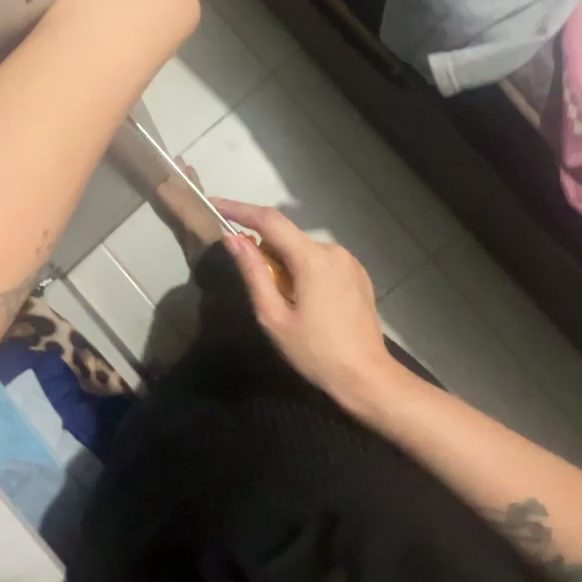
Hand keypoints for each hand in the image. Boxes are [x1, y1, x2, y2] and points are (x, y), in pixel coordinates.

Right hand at [212, 200, 403, 409]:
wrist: (366, 376)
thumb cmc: (315, 351)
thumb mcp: (274, 316)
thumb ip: (253, 273)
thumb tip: (233, 239)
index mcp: (312, 258)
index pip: (269, 221)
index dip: (239, 210)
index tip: (215, 205)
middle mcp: (333, 250)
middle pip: (287, 236)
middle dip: (263, 248)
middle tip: (249, 279)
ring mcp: (349, 261)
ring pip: (303, 249)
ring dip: (284, 263)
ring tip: (280, 300)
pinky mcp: (357, 274)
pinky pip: (320, 261)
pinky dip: (303, 270)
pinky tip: (303, 301)